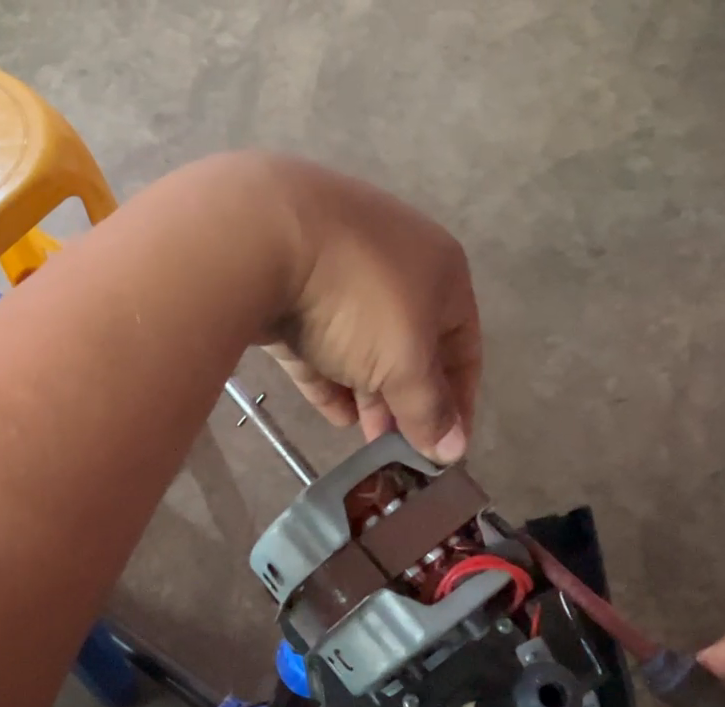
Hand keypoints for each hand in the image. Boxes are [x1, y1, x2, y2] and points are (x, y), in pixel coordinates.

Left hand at [254, 156, 480, 461]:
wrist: (261, 237)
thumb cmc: (358, 300)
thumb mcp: (405, 362)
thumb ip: (430, 409)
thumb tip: (454, 450)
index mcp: (440, 273)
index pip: (463, 347)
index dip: (459, 402)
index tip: (447, 449)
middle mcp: (396, 267)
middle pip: (411, 348)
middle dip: (407, 402)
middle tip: (398, 450)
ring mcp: (339, 275)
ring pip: (363, 347)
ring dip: (370, 394)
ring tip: (367, 441)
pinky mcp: (290, 292)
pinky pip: (319, 343)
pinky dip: (330, 379)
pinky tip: (335, 415)